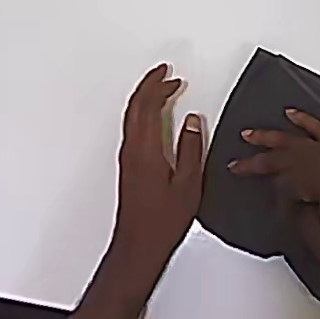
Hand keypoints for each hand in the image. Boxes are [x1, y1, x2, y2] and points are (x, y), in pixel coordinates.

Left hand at [111, 64, 206, 270]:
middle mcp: (132, 149)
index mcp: (145, 149)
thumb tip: (192, 121)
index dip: (159, 85)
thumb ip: (190, 148)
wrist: (139, 245)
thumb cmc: (161, 221)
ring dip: (146, 97)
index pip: (148, 106)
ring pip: (132, 115)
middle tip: (164, 73)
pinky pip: (133, 126)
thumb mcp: (188, 183)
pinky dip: (143, 112)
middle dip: (149, 85)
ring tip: (161, 88)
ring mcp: (128, 157)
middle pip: (136, 106)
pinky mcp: (129, 164)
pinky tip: (154, 115)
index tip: (171, 75)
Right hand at [229, 109, 319, 282]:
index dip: (276, 202)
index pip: (282, 183)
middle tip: (237, 163)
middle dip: (258, 159)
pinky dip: (306, 120)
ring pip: (296, 140)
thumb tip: (292, 207)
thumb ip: (300, 221)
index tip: (278, 215)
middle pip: (284, 155)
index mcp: (318, 180)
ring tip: (251, 134)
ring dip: (272, 137)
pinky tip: (294, 114)